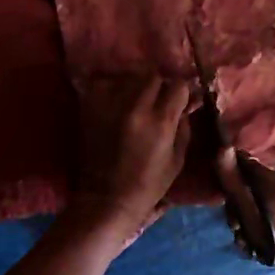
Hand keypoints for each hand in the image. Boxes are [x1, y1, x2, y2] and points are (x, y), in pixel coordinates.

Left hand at [74, 75, 195, 231]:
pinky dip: (112, 88)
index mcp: (160, 122)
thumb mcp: (177, 160)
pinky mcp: (89, 108)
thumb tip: (185, 106)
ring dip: (135, 85)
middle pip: (152, 76)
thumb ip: (183, 128)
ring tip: (136, 100)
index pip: (177, 85)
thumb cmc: (148, 185)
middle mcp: (134, 107)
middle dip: (159, 86)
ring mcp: (108, 105)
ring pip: (128, 76)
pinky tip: (116, 101)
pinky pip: (104, 83)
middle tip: (158, 100)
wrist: (106, 198)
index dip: (181, 92)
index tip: (180, 100)